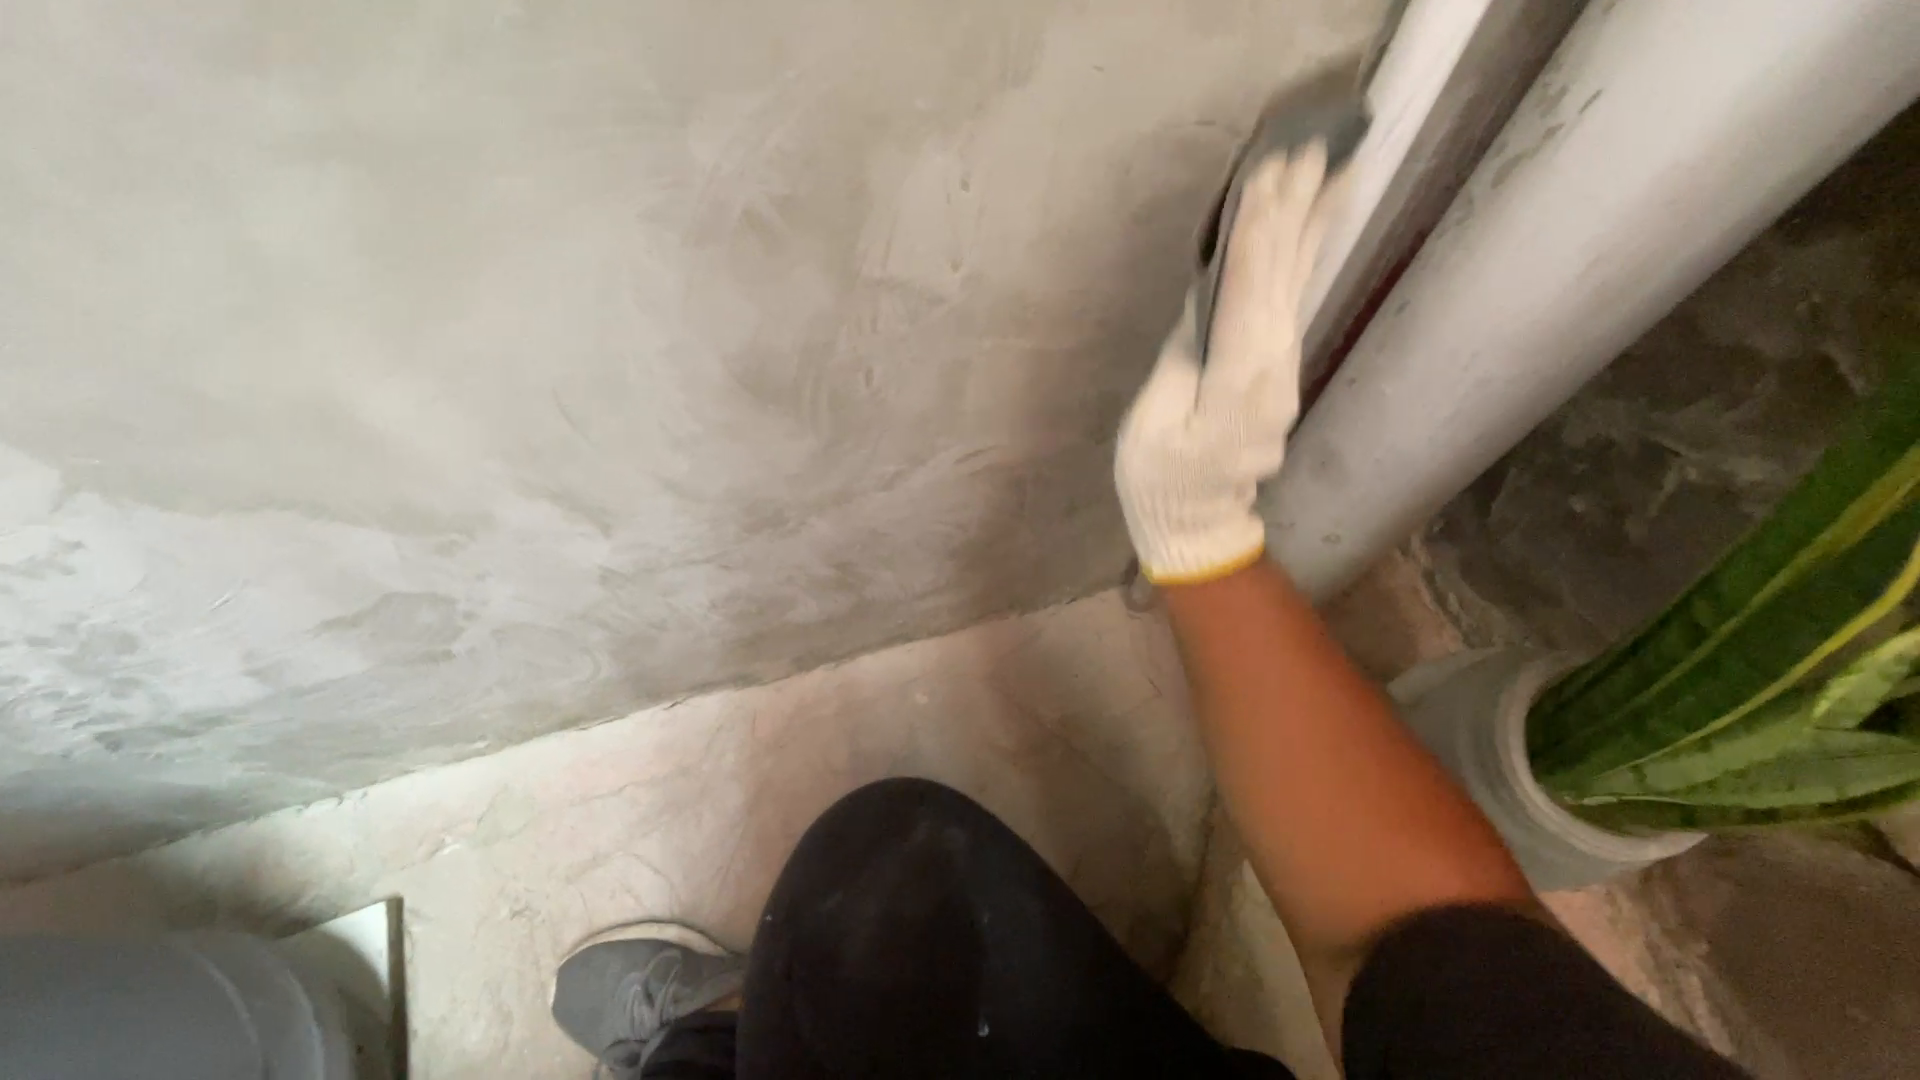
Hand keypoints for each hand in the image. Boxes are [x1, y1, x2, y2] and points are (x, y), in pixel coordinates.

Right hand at [1114, 141, 1341, 584]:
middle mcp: (1275, 372)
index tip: (1273, 166)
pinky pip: (1294, 306)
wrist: (1197, 523)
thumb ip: (1185, 354)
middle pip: (1286, 279)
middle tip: (1311, 146)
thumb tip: (1210, 293)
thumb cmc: (1159, 476)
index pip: (1251, 289)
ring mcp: (1285, 375)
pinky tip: (1314, 228)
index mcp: (1239, 382)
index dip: (1261, 227)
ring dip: (1310, 226)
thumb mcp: (1154, 417)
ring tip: (1330, 168)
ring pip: (1300, 288)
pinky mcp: (1280, 375)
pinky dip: (1304, 261)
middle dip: (1295, 212)